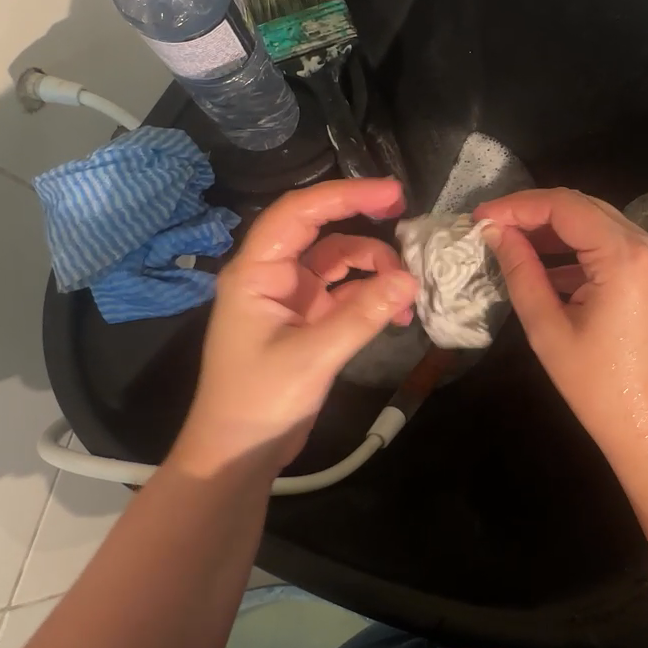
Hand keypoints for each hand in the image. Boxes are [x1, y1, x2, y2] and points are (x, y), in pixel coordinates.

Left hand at [173, 179, 418, 478]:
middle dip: (364, 221)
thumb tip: (410, 280)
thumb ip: (362, 316)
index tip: (392, 193)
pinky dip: (373, 296)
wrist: (237, 454)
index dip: (345, 196)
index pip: (299, 214)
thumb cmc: (258, 401)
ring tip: (409, 288)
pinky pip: (347, 294)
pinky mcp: (308, 322)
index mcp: (257, 272)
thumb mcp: (313, 357)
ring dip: (375, 267)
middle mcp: (273, 276)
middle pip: (322, 232)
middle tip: (407, 215)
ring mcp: (292, 299)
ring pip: (340, 263)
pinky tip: (399, 312)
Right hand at [473, 188, 647, 452]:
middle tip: (490, 228)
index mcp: (625, 256)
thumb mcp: (549, 330)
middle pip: (584, 208)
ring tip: (509, 245)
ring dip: (554, 231)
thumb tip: (496, 233)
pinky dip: (577, 251)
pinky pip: (612, 248)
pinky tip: (544, 268)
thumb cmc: (600, 388)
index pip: (565, 206)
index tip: (479, 217)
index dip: (517, 205)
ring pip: (597, 225)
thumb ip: (521, 273)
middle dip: (534, 213)